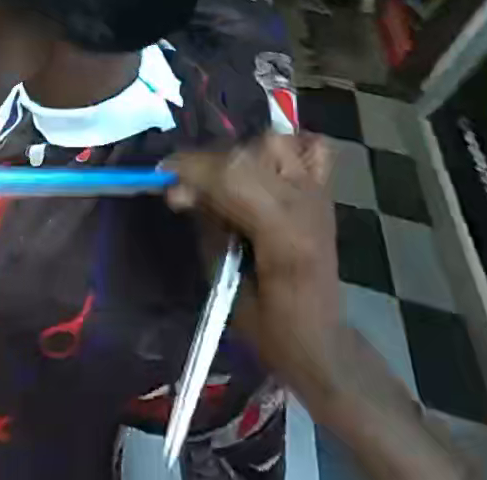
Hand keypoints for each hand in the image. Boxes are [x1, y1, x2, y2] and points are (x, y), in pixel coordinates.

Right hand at [166, 138, 469, 479]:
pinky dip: (286, 147)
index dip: (191, 169)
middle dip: (205, 165)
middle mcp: (306, 206)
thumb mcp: (225, 281)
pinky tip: (263, 163)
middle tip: (184, 191)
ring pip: (275, 143)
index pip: (233, 176)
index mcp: (286, 235)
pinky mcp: (325, 194)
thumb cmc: (269, 325)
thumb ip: (207, 226)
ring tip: (223, 180)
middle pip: (246, 155)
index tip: (162, 175)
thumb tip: (179, 190)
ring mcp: (319, 196)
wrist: (321, 343)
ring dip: (240, 155)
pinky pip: (311, 150)